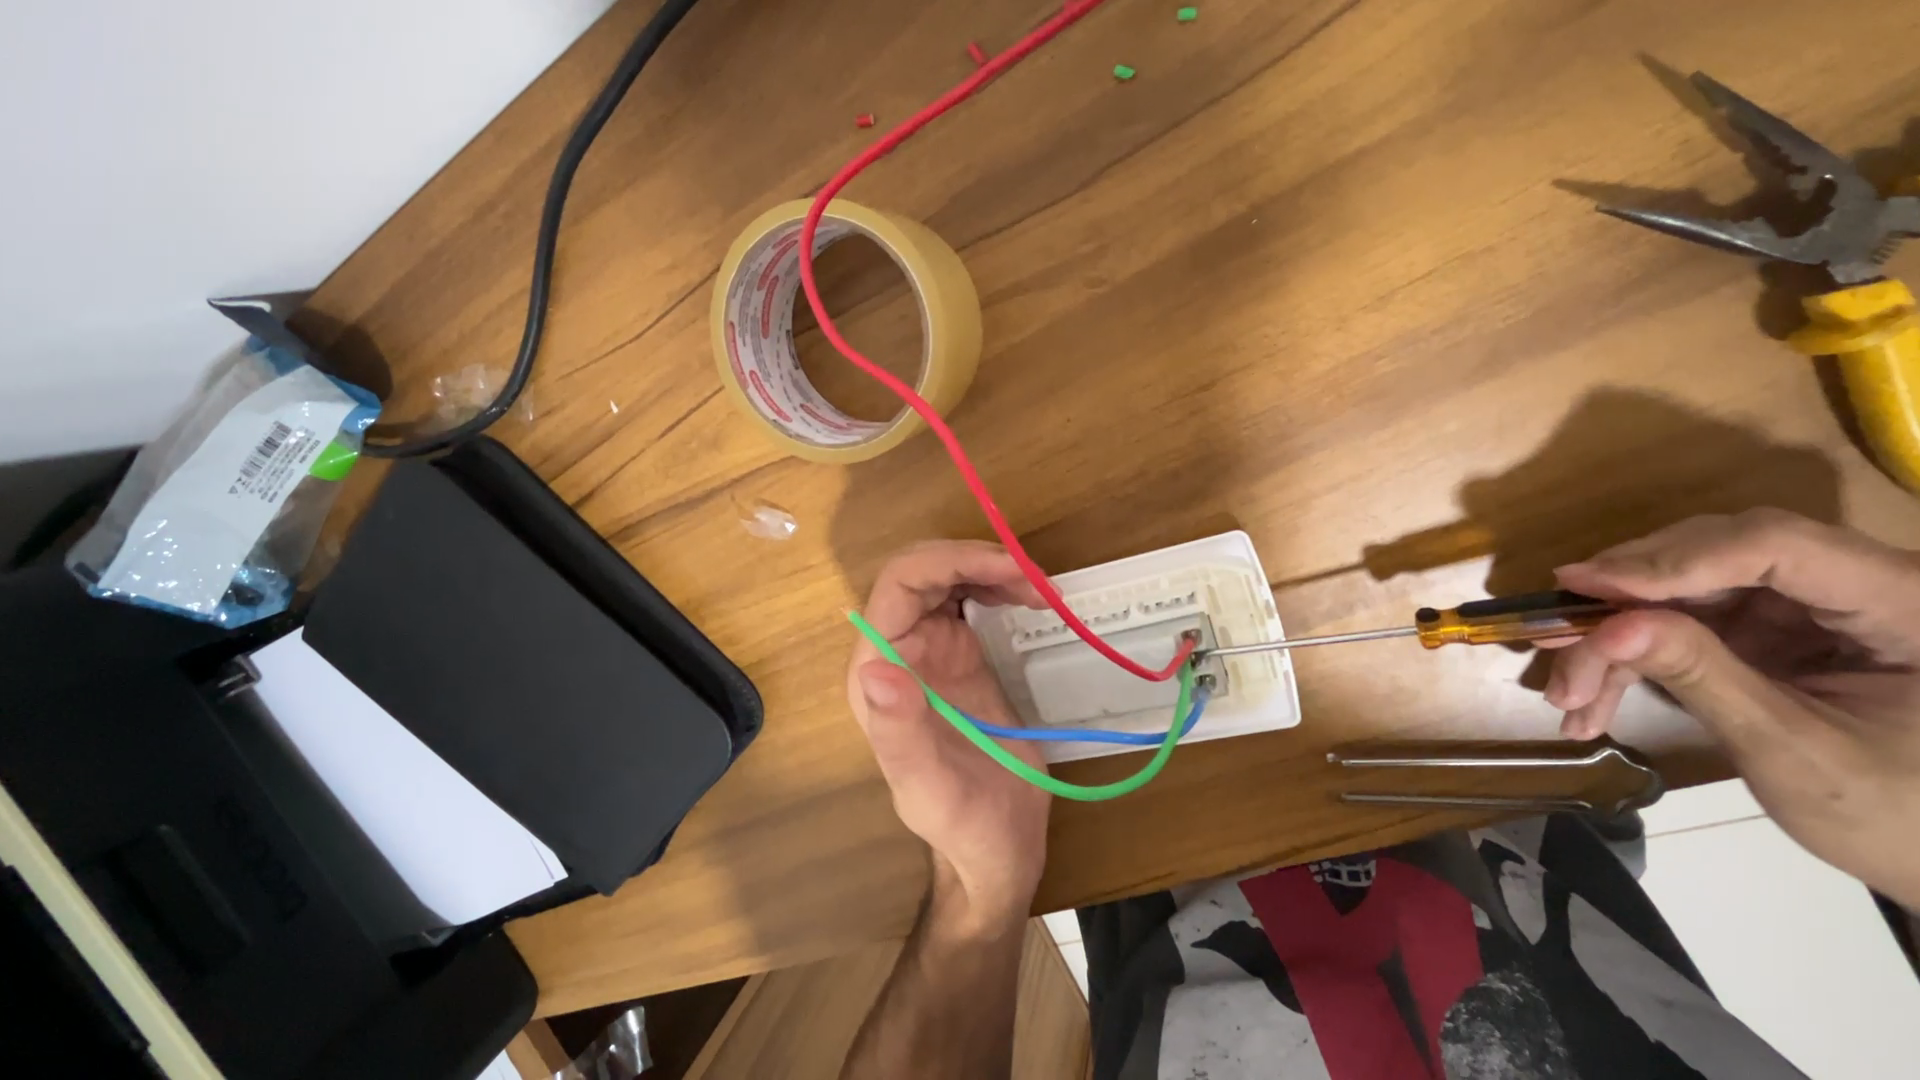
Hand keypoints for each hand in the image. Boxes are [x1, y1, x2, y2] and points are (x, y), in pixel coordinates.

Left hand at [847, 541, 1051, 928]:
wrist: (997, 845)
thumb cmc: (963, 825)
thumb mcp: (931, 789)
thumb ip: (900, 734)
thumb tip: (878, 669)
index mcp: (879, 674)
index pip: (898, 587)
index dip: (950, 561)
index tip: (1011, 569)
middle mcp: (897, 652)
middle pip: (921, 571)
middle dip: (975, 559)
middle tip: (1034, 579)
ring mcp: (927, 649)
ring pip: (945, 577)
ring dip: (990, 568)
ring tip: (1040, 589)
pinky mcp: (958, 654)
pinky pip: (969, 597)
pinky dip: (999, 585)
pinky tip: (1029, 599)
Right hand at [1545, 509, 1919, 908]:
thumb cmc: (1896, 817)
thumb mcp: (1794, 752)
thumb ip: (1704, 678)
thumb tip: (1606, 628)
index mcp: (1906, 601)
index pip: (1773, 546)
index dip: (1670, 561)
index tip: (1583, 586)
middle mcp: (1859, 583)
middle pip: (1714, 558)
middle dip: (1625, 603)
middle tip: (1553, 637)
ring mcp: (1810, 606)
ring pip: (1683, 593)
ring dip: (1615, 642)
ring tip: (1566, 696)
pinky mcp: (1774, 629)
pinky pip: (1684, 625)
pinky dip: (1632, 663)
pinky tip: (1592, 705)